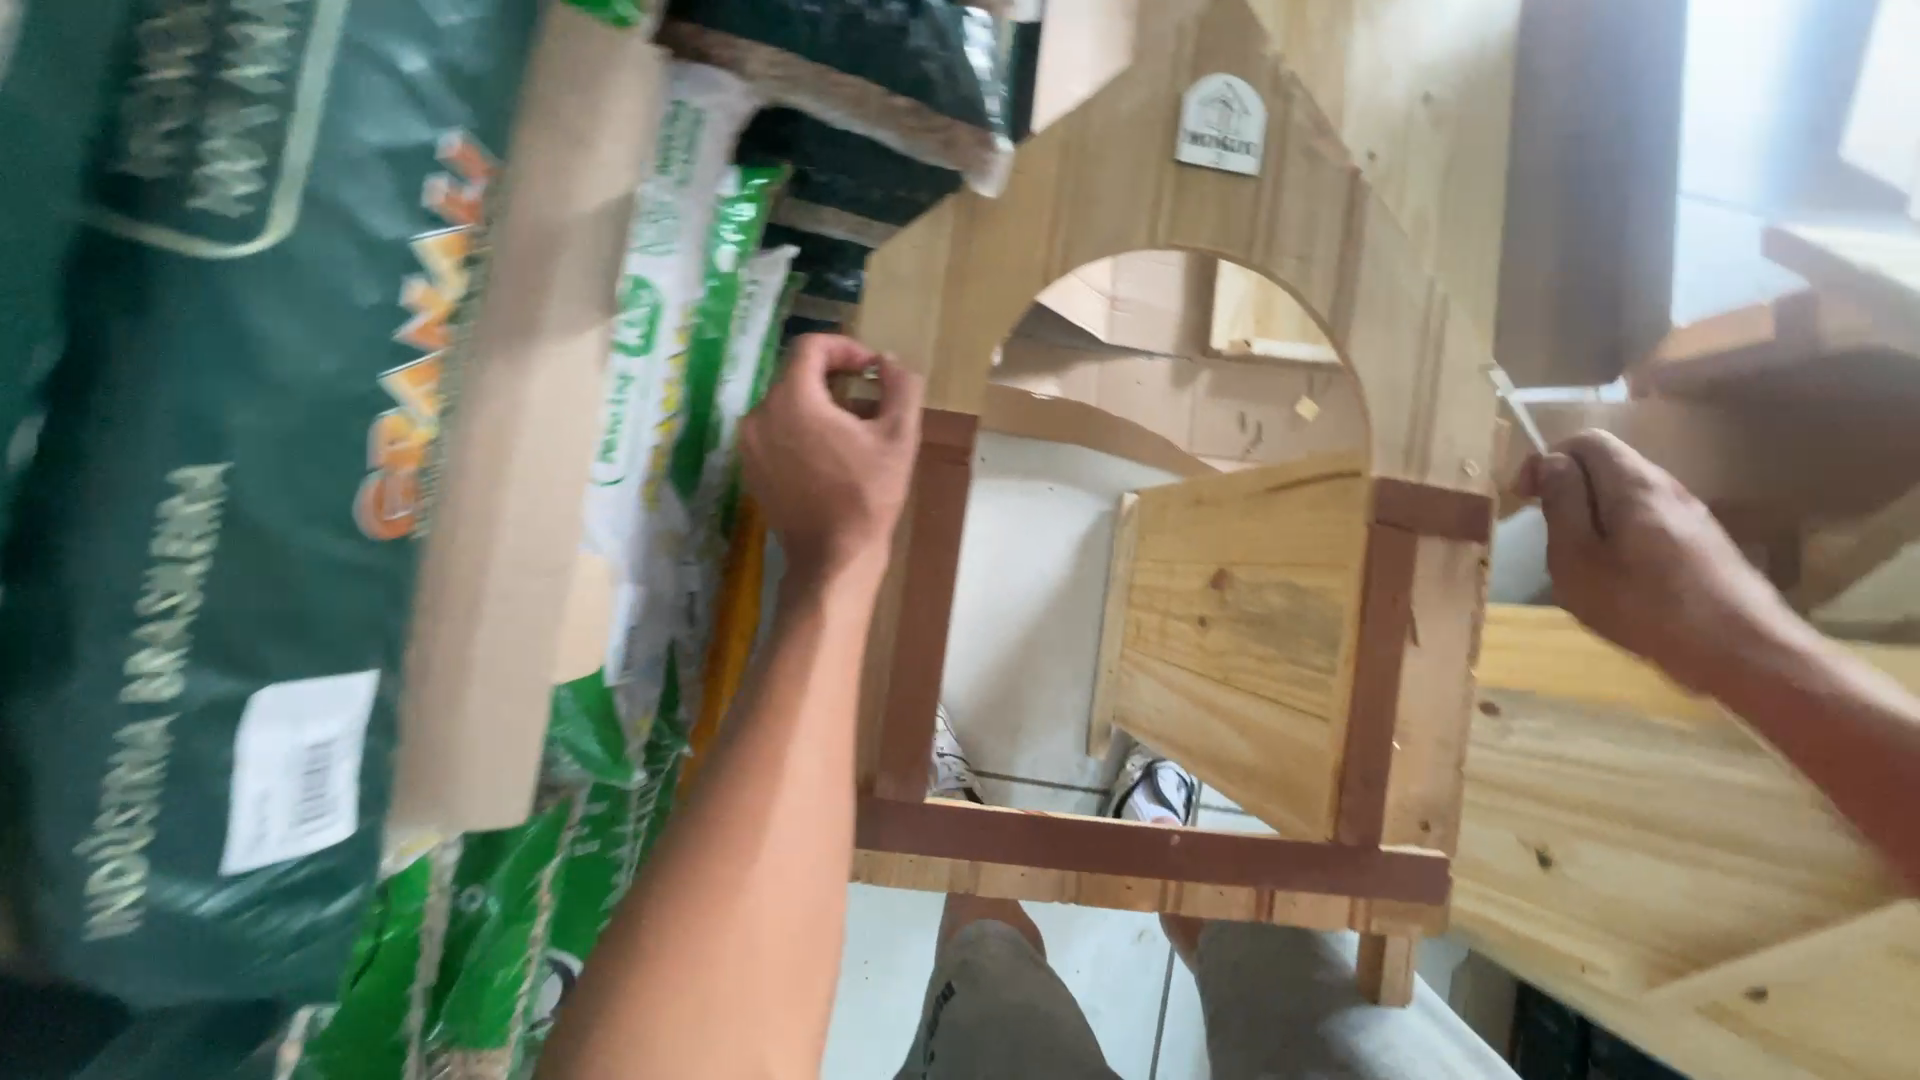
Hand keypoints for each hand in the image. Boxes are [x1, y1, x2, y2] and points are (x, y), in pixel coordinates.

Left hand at [739, 334, 924, 588]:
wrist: (833, 557)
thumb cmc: (868, 496)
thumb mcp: (899, 437)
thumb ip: (900, 387)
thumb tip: (890, 362)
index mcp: (793, 399)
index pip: (810, 346)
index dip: (845, 347)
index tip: (871, 369)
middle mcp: (759, 414)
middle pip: (796, 375)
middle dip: (833, 378)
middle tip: (868, 400)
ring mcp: (749, 444)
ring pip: (785, 404)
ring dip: (818, 405)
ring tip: (851, 431)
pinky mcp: (750, 467)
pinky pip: (775, 431)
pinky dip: (800, 430)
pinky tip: (828, 455)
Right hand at [1518, 430, 1809, 694]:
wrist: (1742, 651)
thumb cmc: (1643, 605)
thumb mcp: (1578, 557)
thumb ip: (1563, 504)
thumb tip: (1552, 462)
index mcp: (1634, 485)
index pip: (1587, 440)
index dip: (1546, 460)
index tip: (1525, 499)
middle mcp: (1667, 487)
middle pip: (1607, 465)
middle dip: (1567, 489)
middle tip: (1547, 533)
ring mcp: (1690, 514)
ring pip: (1625, 494)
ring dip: (1590, 514)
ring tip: (1576, 559)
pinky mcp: (1700, 542)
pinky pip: (1645, 518)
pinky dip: (1616, 533)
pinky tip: (1613, 575)